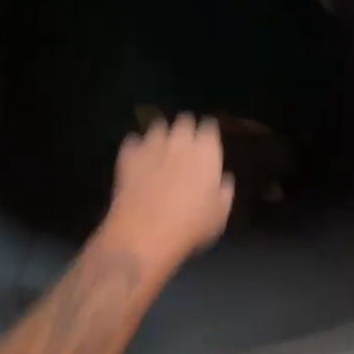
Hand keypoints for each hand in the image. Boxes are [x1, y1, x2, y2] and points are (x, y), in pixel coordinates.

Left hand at [97, 115, 234, 272]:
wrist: (144, 233)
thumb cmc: (190, 227)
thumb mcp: (219, 216)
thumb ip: (224, 191)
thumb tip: (224, 178)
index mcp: (206, 150)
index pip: (210, 127)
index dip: (208, 134)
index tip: (207, 143)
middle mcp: (180, 138)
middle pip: (184, 121)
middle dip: (185, 129)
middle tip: (185, 146)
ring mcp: (152, 142)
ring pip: (158, 126)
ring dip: (161, 136)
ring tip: (160, 151)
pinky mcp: (129, 152)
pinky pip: (133, 141)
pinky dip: (136, 148)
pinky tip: (137, 161)